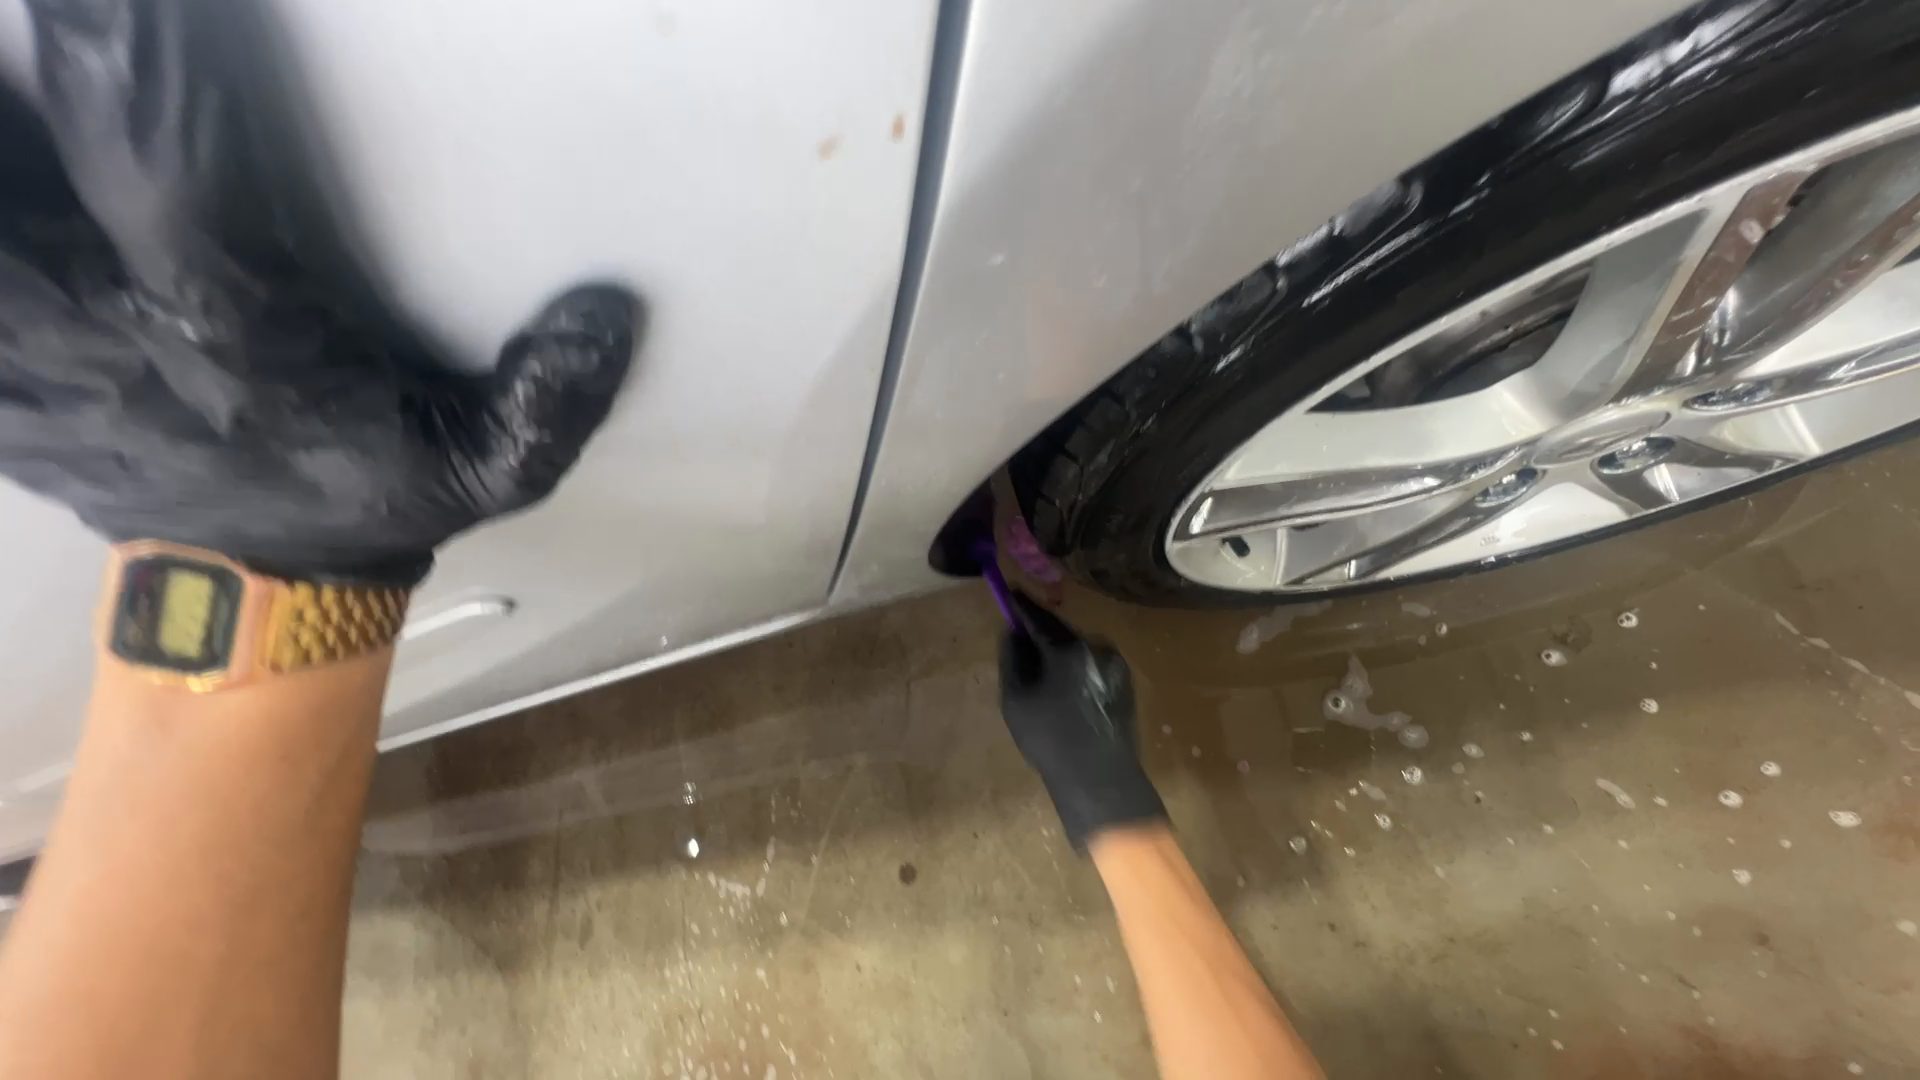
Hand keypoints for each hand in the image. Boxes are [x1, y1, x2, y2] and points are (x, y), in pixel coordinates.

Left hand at [0, 0, 636, 585]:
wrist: (268, 572)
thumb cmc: (381, 498)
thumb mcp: (496, 466)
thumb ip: (553, 401)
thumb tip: (606, 315)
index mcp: (231, 330)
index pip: (160, 156)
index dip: (144, 48)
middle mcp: (85, 321)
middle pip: (2, 133)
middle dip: (36, 59)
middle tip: (95, 34)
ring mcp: (5, 344)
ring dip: (10, 114)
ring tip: (64, 87)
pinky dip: (5, 179)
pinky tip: (45, 167)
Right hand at [999, 597, 1165, 849]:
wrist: (1101, 780)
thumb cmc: (1050, 740)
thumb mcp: (1016, 699)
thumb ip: (1012, 657)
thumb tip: (1013, 630)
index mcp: (1068, 649)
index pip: (1039, 616)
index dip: (1021, 604)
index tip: (1009, 590)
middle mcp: (1097, 647)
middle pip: (1061, 631)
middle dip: (1041, 631)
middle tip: (1021, 635)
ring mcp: (1115, 664)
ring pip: (1078, 648)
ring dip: (1060, 652)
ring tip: (1043, 674)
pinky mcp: (1125, 681)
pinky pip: (1092, 664)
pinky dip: (1076, 667)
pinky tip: (1066, 690)